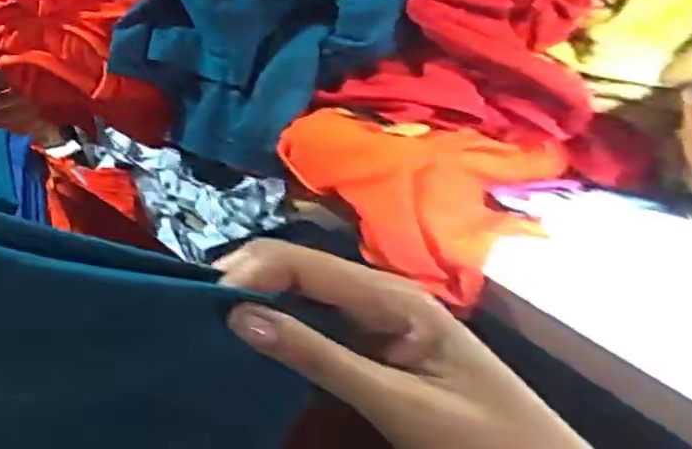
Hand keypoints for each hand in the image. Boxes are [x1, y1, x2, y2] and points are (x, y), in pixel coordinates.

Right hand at [216, 241, 585, 448]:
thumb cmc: (491, 446)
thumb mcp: (403, 409)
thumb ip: (319, 359)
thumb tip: (236, 315)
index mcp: (390, 294)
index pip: (300, 261)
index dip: (250, 271)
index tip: (208, 298)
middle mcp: (377, 291)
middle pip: (295, 265)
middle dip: (245, 276)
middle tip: (200, 304)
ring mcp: (375, 314)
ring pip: (298, 286)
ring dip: (256, 294)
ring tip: (215, 312)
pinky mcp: (372, 339)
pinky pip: (312, 315)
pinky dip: (277, 317)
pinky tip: (253, 328)